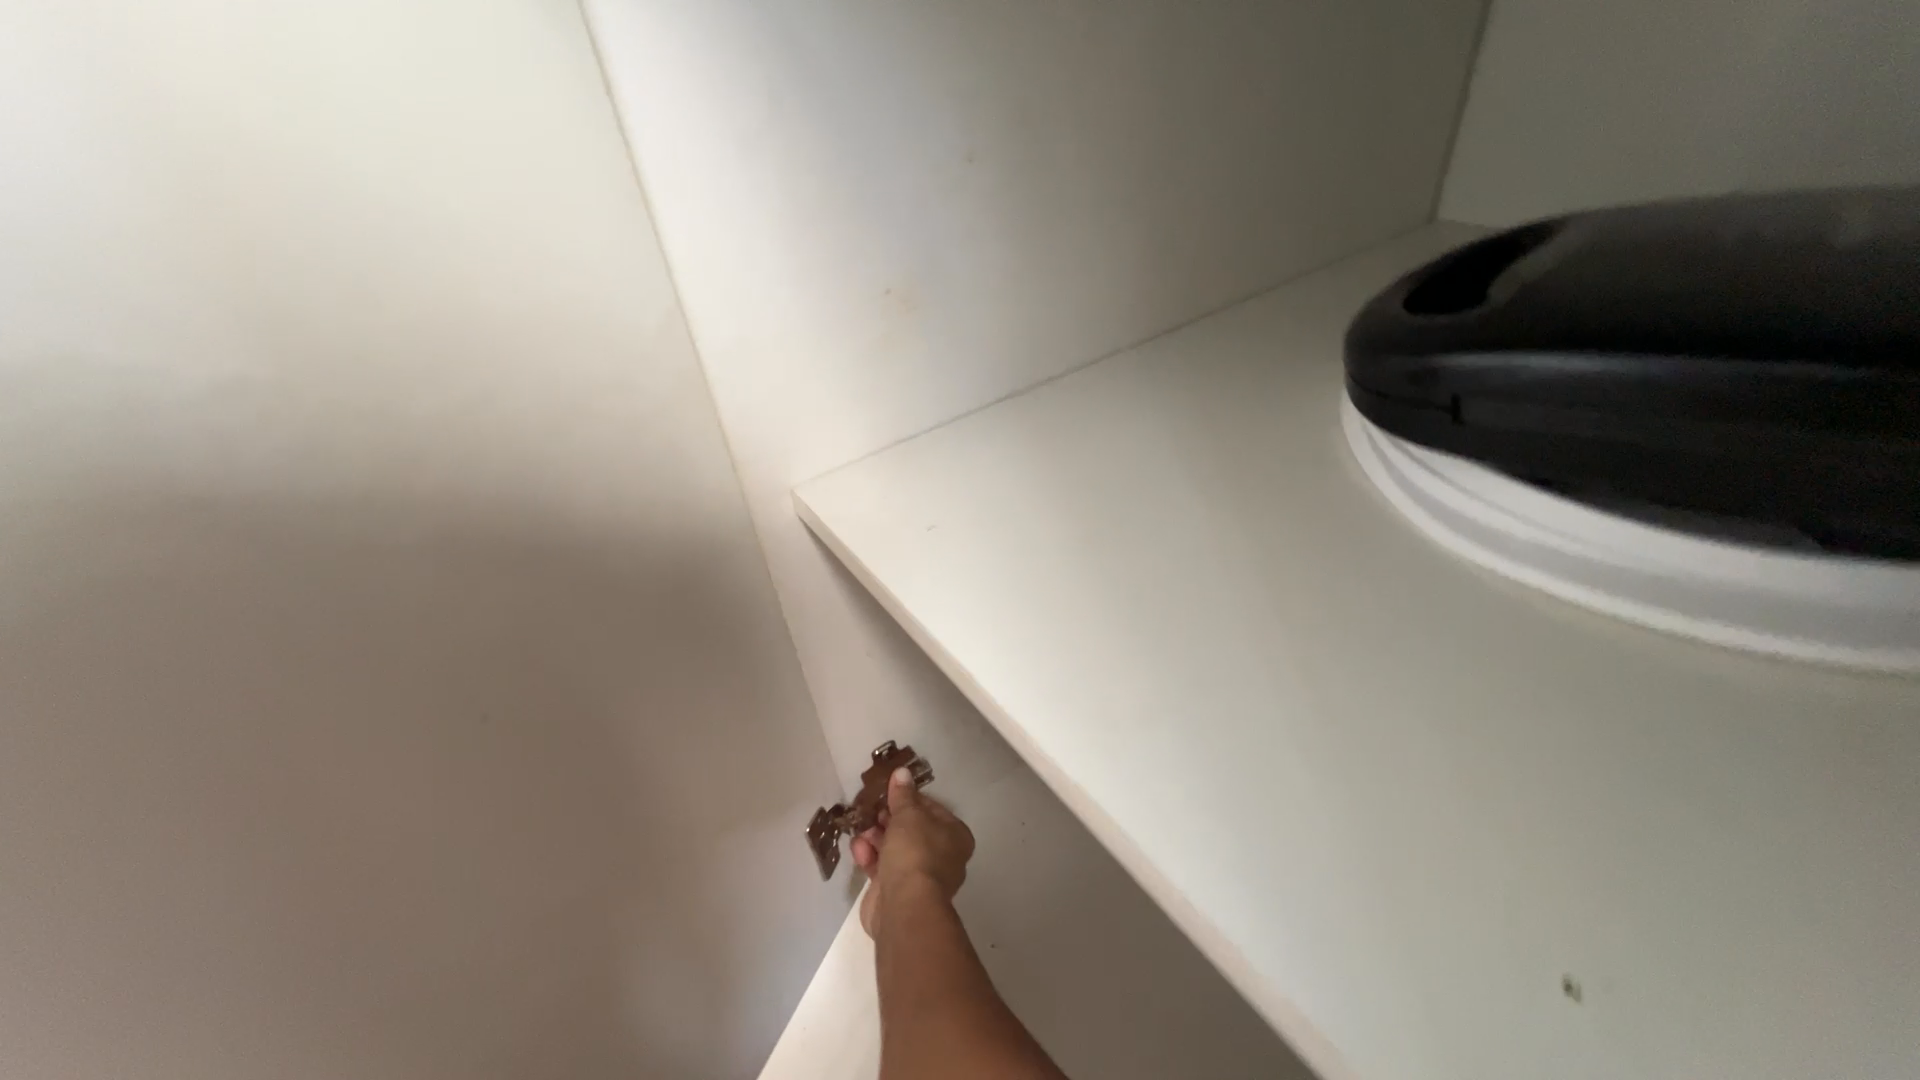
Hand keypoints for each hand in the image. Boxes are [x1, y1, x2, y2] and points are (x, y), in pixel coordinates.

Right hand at [852, 767, 975, 936]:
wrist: (904, 906)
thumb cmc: (915, 852)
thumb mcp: (908, 815)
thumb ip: (903, 794)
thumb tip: (902, 772)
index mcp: (955, 836)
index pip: (932, 809)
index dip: (909, 799)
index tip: (888, 792)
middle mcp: (942, 856)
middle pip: (911, 829)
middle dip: (887, 819)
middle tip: (870, 810)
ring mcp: (919, 876)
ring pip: (894, 849)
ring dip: (875, 838)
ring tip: (861, 831)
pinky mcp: (897, 892)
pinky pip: (882, 867)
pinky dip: (870, 858)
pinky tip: (859, 851)